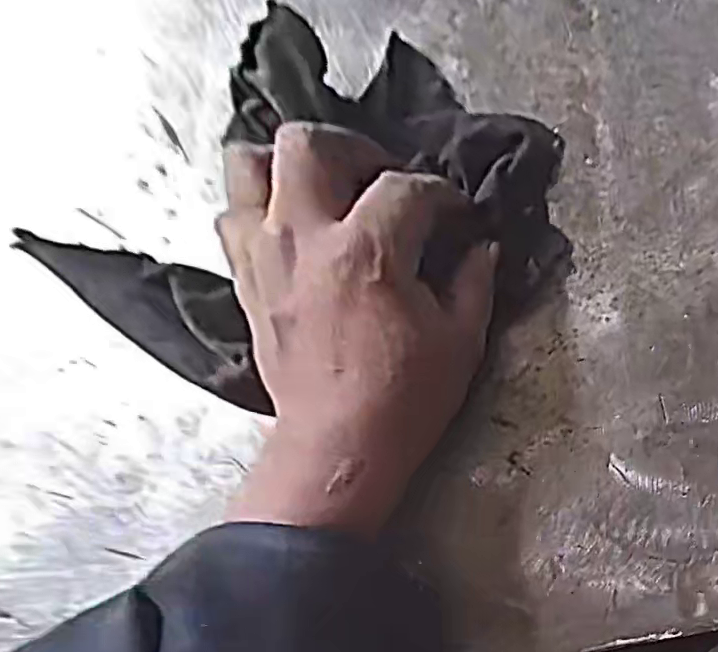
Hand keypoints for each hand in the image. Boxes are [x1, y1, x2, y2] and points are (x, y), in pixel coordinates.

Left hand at [220, 122, 498, 535]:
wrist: (344, 442)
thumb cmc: (407, 399)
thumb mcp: (462, 342)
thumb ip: (474, 284)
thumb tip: (482, 250)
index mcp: (371, 253)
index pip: (408, 189)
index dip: (442, 195)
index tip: (457, 213)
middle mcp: (307, 238)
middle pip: (312, 144)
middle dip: (358, 151)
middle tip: (388, 179)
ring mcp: (266, 254)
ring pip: (251, 162)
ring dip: (292, 166)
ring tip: (329, 192)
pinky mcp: (246, 278)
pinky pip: (235, 213)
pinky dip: (265, 206)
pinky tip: (299, 231)